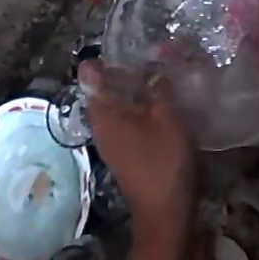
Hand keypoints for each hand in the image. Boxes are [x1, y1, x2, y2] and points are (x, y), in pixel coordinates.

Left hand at [81, 60, 195, 242]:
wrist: (166, 213)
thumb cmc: (162, 160)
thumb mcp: (166, 116)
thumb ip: (159, 87)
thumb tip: (155, 66)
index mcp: (102, 112)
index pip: (91, 74)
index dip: (107, 57)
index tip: (129, 46)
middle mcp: (100, 124)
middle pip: (105, 88)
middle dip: (125, 72)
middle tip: (152, 57)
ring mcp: (112, 140)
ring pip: (118, 105)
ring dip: (135, 91)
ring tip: (161, 76)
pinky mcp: (126, 152)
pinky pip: (128, 121)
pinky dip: (141, 109)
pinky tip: (163, 104)